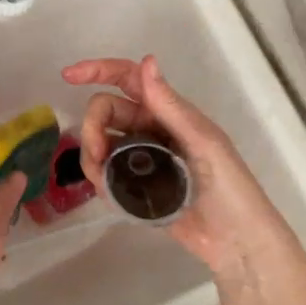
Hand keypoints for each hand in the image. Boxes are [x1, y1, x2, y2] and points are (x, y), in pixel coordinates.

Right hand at [63, 55, 292, 277]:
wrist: (237, 242)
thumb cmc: (231, 188)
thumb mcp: (204, 143)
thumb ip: (170, 106)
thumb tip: (146, 61)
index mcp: (169, 112)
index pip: (128, 79)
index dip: (98, 71)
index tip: (68, 76)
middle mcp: (151, 129)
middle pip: (105, 111)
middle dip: (93, 126)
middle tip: (97, 154)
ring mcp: (140, 158)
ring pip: (99, 142)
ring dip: (91, 154)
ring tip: (102, 178)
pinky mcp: (133, 186)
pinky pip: (103, 172)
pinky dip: (97, 177)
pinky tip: (107, 191)